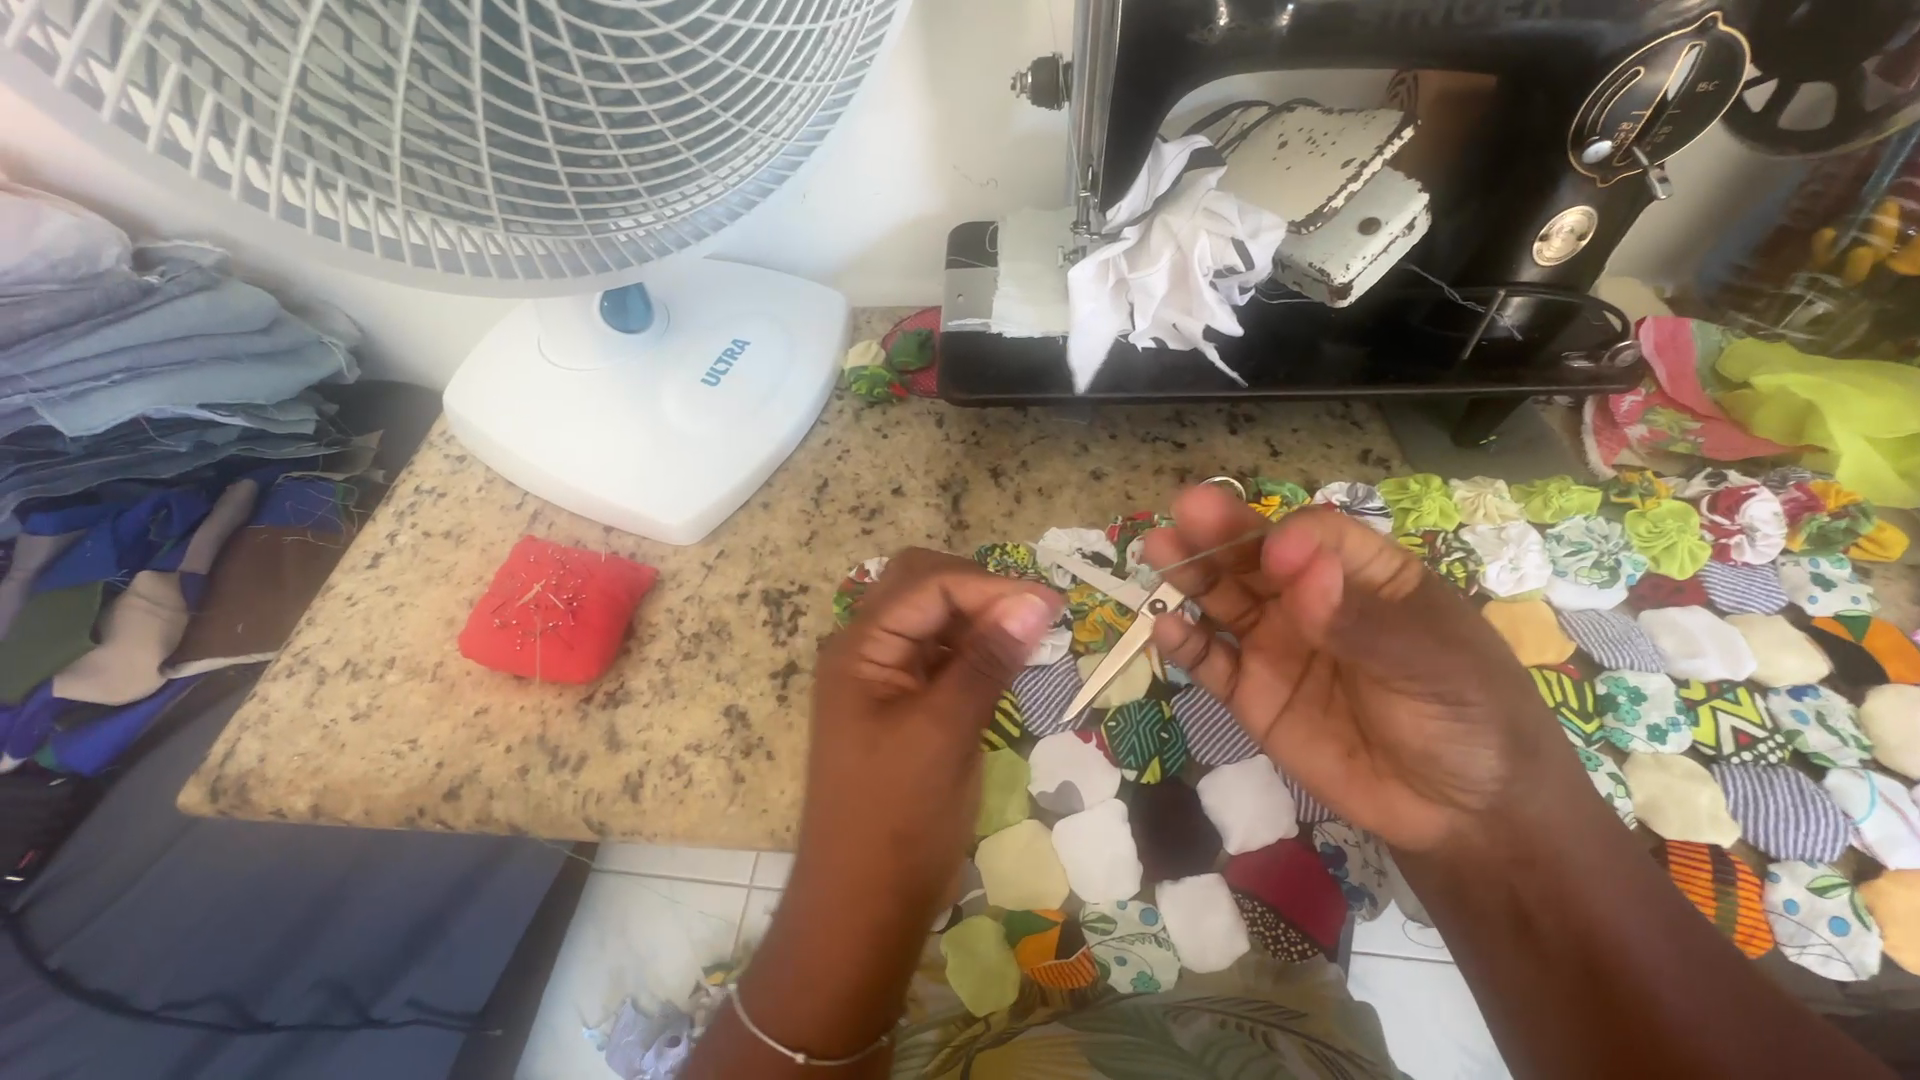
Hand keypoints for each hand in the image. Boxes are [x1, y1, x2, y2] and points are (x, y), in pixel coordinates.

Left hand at [793, 549, 1062, 919]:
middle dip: (981, 591)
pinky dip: (975, 653)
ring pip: (934, 622)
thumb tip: (1036, 600)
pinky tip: (1008, 665)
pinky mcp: (904, 709)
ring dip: (981, 620)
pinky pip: (941, 660)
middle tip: (1037, 617)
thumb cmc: (896, 818)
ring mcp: (883, 681)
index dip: (991, 586)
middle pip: (923, 588)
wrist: (863, 906)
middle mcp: (866, 651)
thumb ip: (987, 660)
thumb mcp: (944, 732)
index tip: (1054, 605)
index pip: (928, 584)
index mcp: (859, 647)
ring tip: (1032, 637)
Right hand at [1141, 484, 1583, 853]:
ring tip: (1159, 554)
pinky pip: (1212, 664)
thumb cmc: (1468, 716)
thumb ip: (1360, 619)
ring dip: (1191, 576)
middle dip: (1220, 535)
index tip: (1275, 553)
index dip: (1289, 538)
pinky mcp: (1253, 696)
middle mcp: (1312, 602)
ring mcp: (1278, 648)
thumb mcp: (1432, 663)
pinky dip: (1187, 645)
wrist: (1463, 813)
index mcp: (1364, 576)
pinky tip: (1167, 628)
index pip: (1315, 536)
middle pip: (1256, 559)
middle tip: (1181, 514)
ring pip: (1224, 601)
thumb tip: (1299, 568)